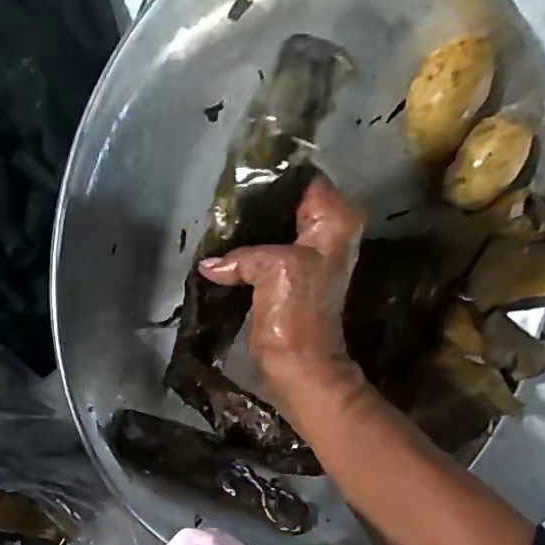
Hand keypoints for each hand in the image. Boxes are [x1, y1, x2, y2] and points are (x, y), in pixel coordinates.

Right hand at [196, 174, 367, 402]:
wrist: (299, 368)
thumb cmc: (297, 316)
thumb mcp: (275, 268)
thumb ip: (243, 256)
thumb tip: (209, 265)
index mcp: (335, 221)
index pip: (304, 180)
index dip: (272, 177)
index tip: (238, 178)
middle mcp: (326, 233)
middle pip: (284, 203)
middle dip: (253, 204)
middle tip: (220, 203)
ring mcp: (305, 257)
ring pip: (270, 228)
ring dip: (244, 229)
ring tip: (216, 224)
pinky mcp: (285, 279)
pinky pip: (260, 251)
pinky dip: (242, 252)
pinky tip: (219, 251)